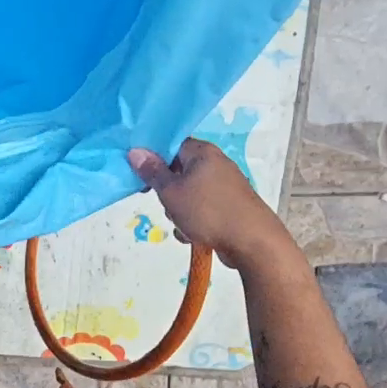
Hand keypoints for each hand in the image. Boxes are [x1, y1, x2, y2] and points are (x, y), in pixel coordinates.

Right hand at [127, 139, 295, 271]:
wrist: (251, 242)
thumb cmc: (207, 211)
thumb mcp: (171, 191)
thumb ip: (151, 172)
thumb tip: (135, 150)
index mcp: (202, 152)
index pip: (171, 145)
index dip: (153, 159)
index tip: (141, 176)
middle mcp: (216, 164)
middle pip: (179, 171)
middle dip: (166, 190)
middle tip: (164, 203)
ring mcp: (225, 186)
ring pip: (188, 193)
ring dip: (178, 210)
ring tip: (182, 223)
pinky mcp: (229, 206)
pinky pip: (201, 208)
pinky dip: (194, 220)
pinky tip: (192, 235)